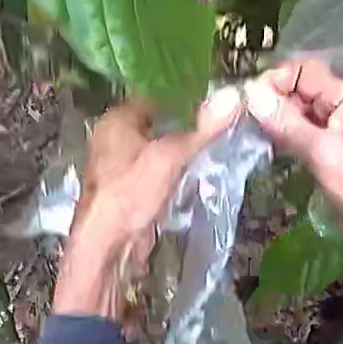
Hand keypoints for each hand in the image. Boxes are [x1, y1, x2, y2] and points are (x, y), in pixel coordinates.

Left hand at [53, 93, 238, 320]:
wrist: (108, 247)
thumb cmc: (130, 194)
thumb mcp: (170, 157)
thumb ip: (202, 130)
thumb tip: (234, 97)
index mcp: (116, 121)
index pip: (155, 96)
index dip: (185, 96)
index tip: (216, 98)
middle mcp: (114, 140)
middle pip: (159, 124)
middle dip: (189, 126)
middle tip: (223, 123)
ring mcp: (122, 169)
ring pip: (161, 151)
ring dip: (185, 153)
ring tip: (219, 146)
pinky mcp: (132, 194)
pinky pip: (161, 175)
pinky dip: (178, 175)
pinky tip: (201, 176)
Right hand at [246, 60, 342, 294]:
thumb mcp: (322, 152)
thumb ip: (287, 123)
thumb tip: (252, 94)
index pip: (303, 71)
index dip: (274, 81)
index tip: (247, 101)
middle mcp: (340, 109)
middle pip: (299, 92)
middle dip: (270, 102)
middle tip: (240, 120)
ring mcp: (334, 132)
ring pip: (298, 116)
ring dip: (274, 122)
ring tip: (246, 134)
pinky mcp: (329, 154)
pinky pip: (301, 137)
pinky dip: (283, 140)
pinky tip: (264, 149)